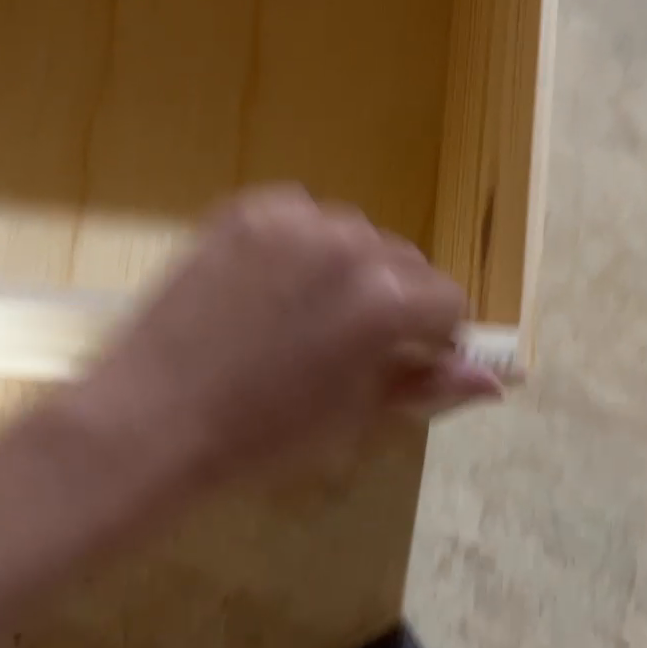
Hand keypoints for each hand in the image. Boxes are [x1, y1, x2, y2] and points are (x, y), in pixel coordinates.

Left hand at [58, 185, 503, 500]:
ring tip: (303, 313)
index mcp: (388, 301)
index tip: (401, 361)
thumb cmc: (262, 438)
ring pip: (357, 235)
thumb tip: (497, 384)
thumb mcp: (357, 417)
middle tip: (347, 344)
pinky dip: (301, 245)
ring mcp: (296, 221)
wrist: (149, 422)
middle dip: (395, 300)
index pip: (449, 301)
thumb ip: (430, 387)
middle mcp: (352, 245)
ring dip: (350, 268)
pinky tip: (269, 286)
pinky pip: (303, 216)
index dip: (433, 337)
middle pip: (408, 262)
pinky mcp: (249, 209)